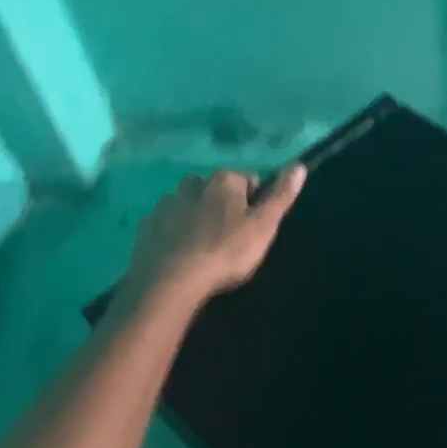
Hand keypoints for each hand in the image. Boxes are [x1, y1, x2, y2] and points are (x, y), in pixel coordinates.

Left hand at [123, 165, 306, 299]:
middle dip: (223, 207)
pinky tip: (181, 254)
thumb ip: (281, 195)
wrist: (170, 282)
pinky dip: (175, 232)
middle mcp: (192, 183)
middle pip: (216, 190)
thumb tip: (299, 166)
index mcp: (224, 180)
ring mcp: (166, 203)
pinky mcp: (147, 225)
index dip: (254, 203)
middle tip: (230, 239)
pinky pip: (168, 222)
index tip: (253, 229)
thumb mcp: (264, 226)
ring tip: (204, 248)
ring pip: (190, 204)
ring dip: (198, 218)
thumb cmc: (225, 252)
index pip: (248, 181)